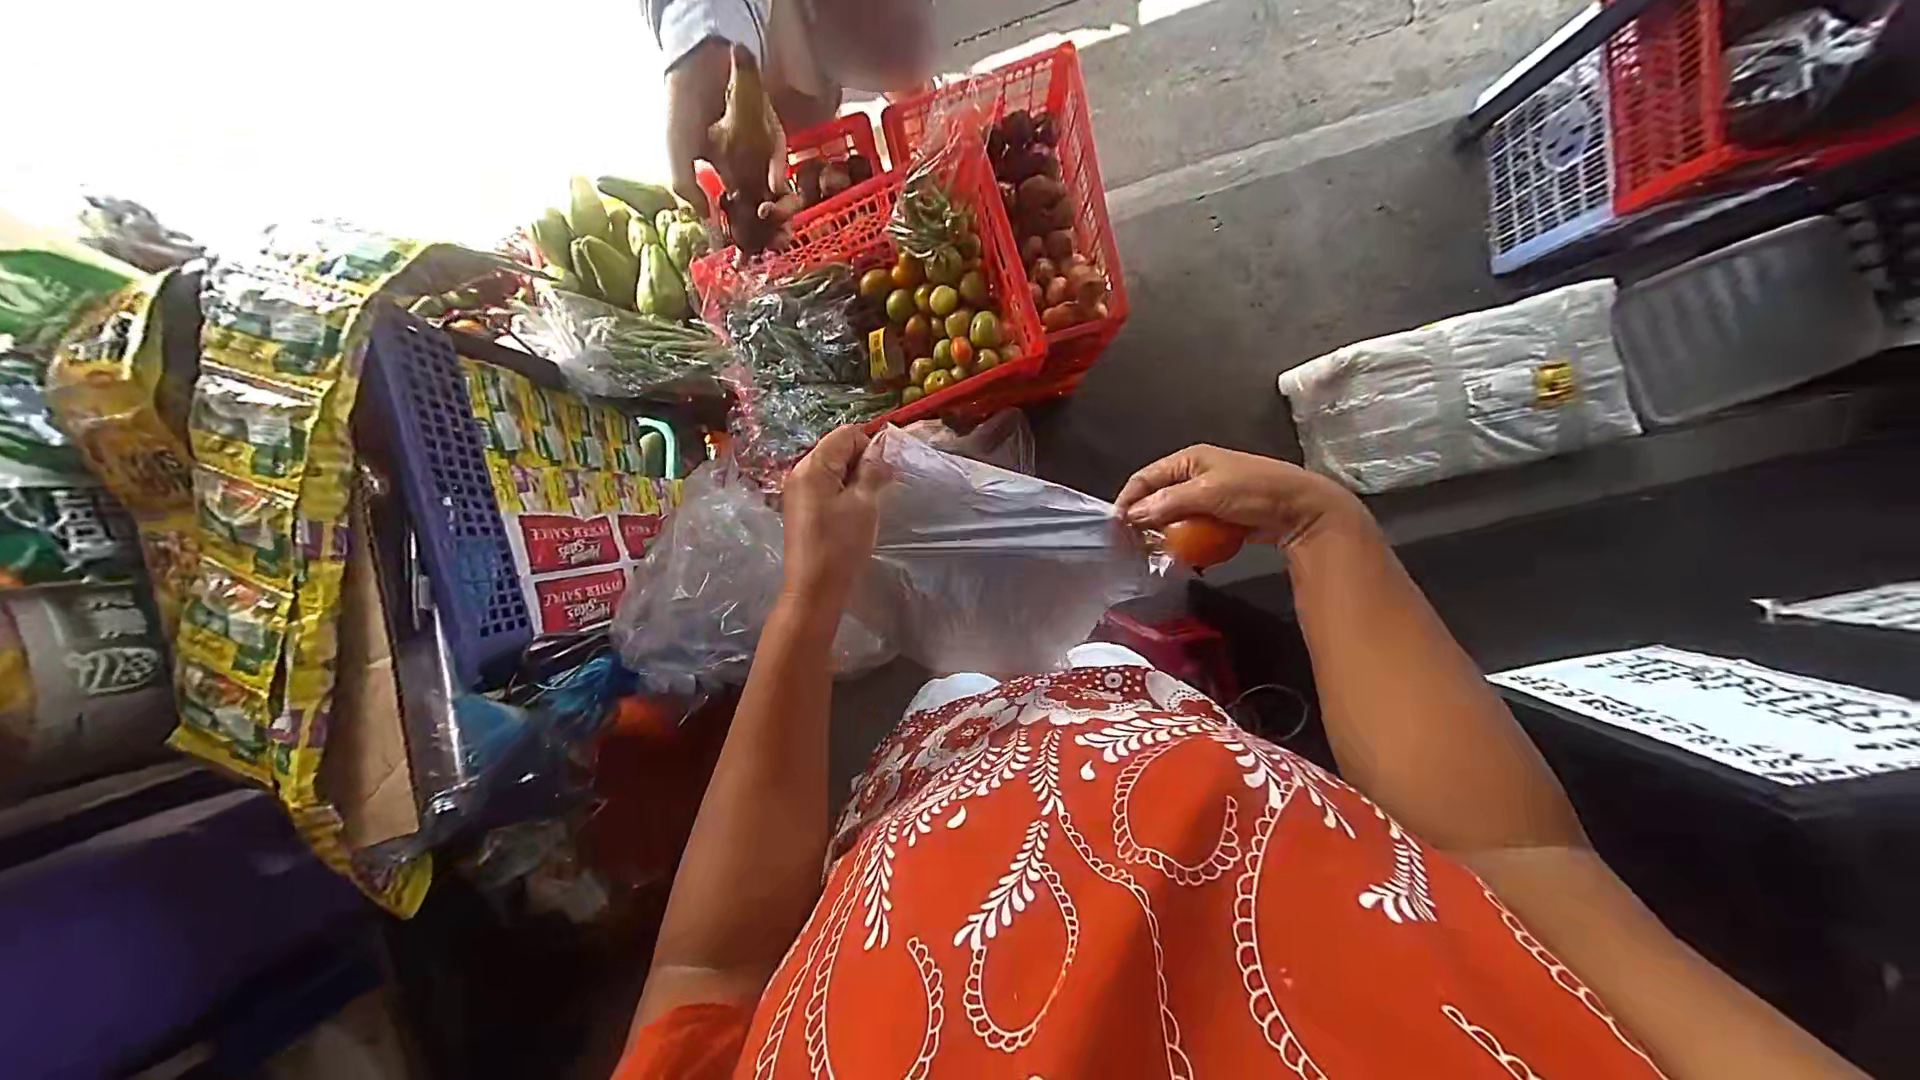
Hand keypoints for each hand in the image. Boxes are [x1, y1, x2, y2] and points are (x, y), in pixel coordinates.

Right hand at [665, 40, 793, 244]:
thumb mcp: (678, 154)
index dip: (747, 239)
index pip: (743, 220)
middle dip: (773, 234)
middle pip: (769, 214)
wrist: (695, 67)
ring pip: (782, 195)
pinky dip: (779, 178)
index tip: (747, 257)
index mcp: (730, 184)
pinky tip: (774, 189)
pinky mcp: (776, 140)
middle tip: (774, 245)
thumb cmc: (683, 112)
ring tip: (773, 221)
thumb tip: (705, 219)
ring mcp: (766, 160)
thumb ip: (686, 187)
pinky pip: (782, 164)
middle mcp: (752, 177)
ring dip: (781, 212)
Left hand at [781, 426, 889, 604]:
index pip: (846, 434)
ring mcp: (797, 490)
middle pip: (837, 449)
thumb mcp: (864, 503)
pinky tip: (852, 514)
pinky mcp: (800, 508)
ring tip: (867, 505)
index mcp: (813, 466)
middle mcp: (800, 471)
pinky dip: (842, 492)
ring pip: (832, 469)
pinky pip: (825, 486)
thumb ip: (872, 470)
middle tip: (879, 490)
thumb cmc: (841, 544)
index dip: (870, 446)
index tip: (884, 473)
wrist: (815, 588)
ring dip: (853, 479)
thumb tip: (880, 450)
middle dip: (862, 463)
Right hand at [1115, 444, 1374, 551]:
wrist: (1302, 509)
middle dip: (1144, 519)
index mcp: (1189, 459)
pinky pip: (1192, 526)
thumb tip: (1132, 516)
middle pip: (1157, 497)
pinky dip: (1184, 539)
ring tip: (1155, 551)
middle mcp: (1195, 473)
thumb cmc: (1255, 491)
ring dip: (1163, 532)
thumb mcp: (1207, 493)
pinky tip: (1182, 554)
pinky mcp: (1219, 514)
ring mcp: (1208, 495)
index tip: (1117, 526)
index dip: (1128, 500)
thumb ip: (1167, 504)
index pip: (1145, 478)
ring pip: (1173, 515)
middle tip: (1134, 543)